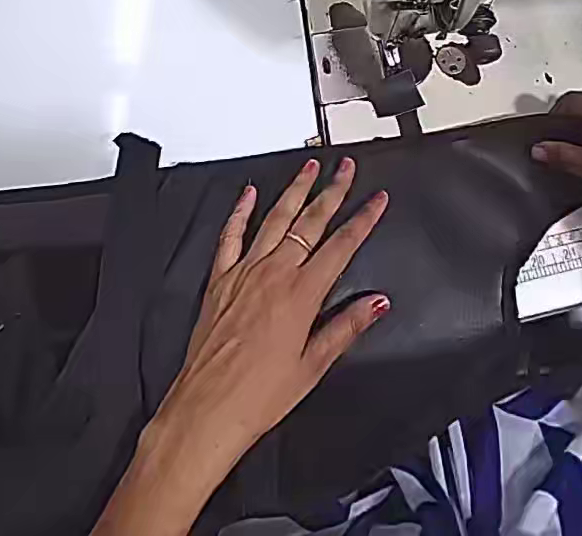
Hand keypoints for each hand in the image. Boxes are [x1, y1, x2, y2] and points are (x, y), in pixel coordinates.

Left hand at [92, 159, 388, 535]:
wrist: (204, 413)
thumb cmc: (257, 397)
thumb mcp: (314, 366)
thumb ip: (348, 327)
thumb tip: (377, 303)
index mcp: (302, 294)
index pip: (342, 244)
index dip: (364, 218)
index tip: (377, 200)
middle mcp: (275, 274)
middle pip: (312, 220)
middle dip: (334, 190)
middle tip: (347, 169)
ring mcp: (245, 273)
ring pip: (277, 218)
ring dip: (296, 189)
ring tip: (310, 167)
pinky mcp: (220, 280)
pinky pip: (231, 236)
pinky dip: (241, 212)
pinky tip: (249, 195)